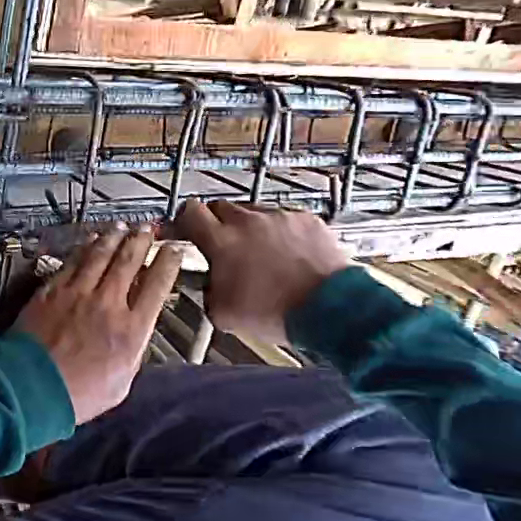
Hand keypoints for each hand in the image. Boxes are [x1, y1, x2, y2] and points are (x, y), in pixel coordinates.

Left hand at [9, 222, 183, 423]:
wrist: (33, 384)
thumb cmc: (77, 393)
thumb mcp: (121, 381)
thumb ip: (131, 352)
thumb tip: (133, 337)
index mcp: (131, 330)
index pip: (157, 287)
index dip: (168, 264)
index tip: (174, 250)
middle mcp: (107, 304)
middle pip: (129, 263)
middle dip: (140, 242)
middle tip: (147, 229)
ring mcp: (77, 293)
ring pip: (100, 256)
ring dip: (113, 238)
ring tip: (121, 227)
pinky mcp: (52, 290)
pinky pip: (72, 262)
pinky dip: (84, 248)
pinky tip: (89, 241)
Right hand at [174, 201, 348, 345]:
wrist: (335, 311)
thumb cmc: (278, 312)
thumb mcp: (224, 312)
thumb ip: (206, 291)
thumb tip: (207, 287)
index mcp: (221, 240)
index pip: (190, 212)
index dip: (185, 220)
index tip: (185, 228)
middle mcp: (247, 221)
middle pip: (220, 208)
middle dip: (218, 223)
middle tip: (225, 243)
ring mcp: (279, 218)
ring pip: (254, 212)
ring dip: (251, 227)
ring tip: (263, 252)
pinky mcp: (307, 221)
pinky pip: (286, 219)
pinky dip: (283, 232)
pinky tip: (289, 253)